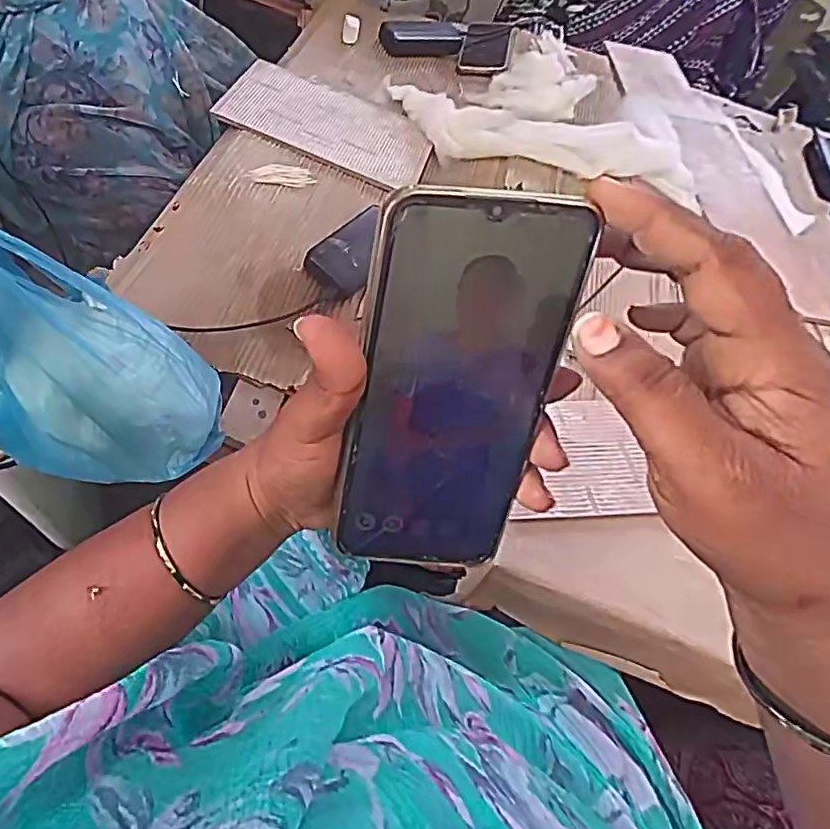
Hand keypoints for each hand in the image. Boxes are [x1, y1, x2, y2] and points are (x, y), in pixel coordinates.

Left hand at [241, 316, 573, 532]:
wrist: (284, 503)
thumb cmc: (292, 452)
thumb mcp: (310, 413)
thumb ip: (326, 376)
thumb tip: (319, 325)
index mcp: (391, 369)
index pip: (456, 348)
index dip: (503, 356)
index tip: (540, 368)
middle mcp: (415, 395)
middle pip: (486, 391)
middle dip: (528, 410)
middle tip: (545, 440)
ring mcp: (425, 432)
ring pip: (489, 430)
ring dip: (524, 447)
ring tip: (539, 473)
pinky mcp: (427, 467)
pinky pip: (475, 468)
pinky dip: (504, 478)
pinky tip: (521, 493)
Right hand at [569, 178, 829, 628]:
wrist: (821, 594)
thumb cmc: (779, 542)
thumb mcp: (704, 472)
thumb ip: (649, 394)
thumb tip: (595, 328)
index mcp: (782, 366)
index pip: (719, 269)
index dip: (661, 222)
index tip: (606, 194)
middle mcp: (775, 356)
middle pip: (716, 267)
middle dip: (653, 229)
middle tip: (591, 213)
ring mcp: (758, 371)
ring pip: (704, 294)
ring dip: (653, 262)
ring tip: (601, 249)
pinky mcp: (738, 389)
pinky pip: (694, 330)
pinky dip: (653, 307)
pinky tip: (628, 318)